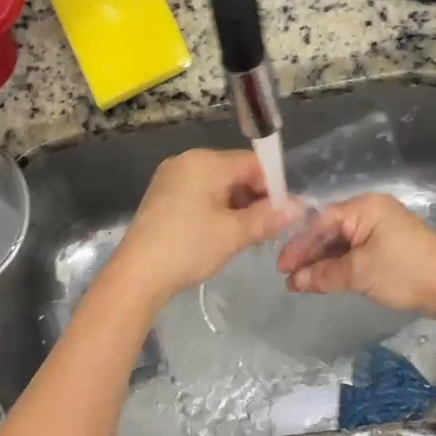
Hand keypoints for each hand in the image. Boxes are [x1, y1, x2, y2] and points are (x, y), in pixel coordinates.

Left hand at [101, 149, 298, 306]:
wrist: (137, 274)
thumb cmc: (189, 248)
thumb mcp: (234, 234)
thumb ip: (268, 217)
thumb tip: (297, 207)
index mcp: (206, 161)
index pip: (253, 162)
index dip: (273, 186)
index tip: (283, 214)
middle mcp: (186, 161)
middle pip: (234, 172)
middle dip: (254, 199)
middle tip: (265, 230)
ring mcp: (170, 179)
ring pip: (216, 187)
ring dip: (235, 208)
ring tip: (244, 238)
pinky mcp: (160, 199)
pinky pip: (198, 197)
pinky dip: (214, 212)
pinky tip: (218, 237)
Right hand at [279, 192, 435, 319]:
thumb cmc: (404, 272)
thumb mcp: (359, 274)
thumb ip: (324, 275)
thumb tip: (295, 281)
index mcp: (364, 207)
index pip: (320, 221)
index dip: (298, 245)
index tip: (281, 268)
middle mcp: (372, 212)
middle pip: (330, 230)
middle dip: (308, 255)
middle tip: (288, 277)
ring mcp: (382, 229)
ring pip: (342, 243)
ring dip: (322, 263)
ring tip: (302, 282)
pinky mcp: (390, 246)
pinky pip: (355, 252)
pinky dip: (339, 266)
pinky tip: (326, 279)